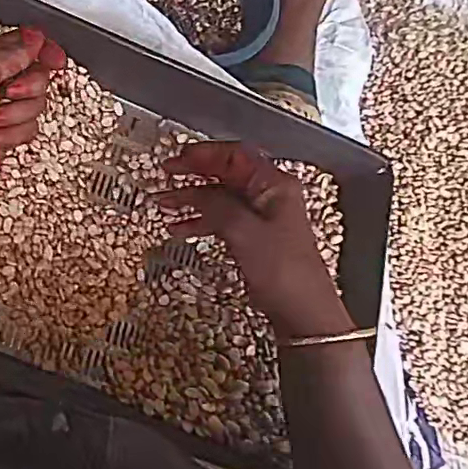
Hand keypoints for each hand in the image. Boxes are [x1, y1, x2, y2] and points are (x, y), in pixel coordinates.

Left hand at [0, 26, 67, 200]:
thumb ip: (9, 54)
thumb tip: (34, 40)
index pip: (22, 45)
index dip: (42, 50)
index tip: (56, 59)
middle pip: (37, 76)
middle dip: (28, 87)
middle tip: (11, 93)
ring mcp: (2, 109)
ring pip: (36, 105)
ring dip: (16, 115)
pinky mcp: (7, 133)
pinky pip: (29, 129)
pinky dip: (11, 135)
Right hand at [155, 141, 351, 338]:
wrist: (303, 314)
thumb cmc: (283, 271)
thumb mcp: (244, 232)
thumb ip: (216, 205)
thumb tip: (191, 191)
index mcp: (274, 185)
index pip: (235, 155)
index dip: (204, 154)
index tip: (177, 159)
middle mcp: (269, 195)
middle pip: (225, 174)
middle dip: (193, 174)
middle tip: (165, 174)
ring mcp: (262, 217)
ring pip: (220, 198)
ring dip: (191, 199)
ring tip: (164, 204)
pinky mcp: (254, 238)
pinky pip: (221, 220)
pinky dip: (200, 221)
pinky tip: (179, 229)